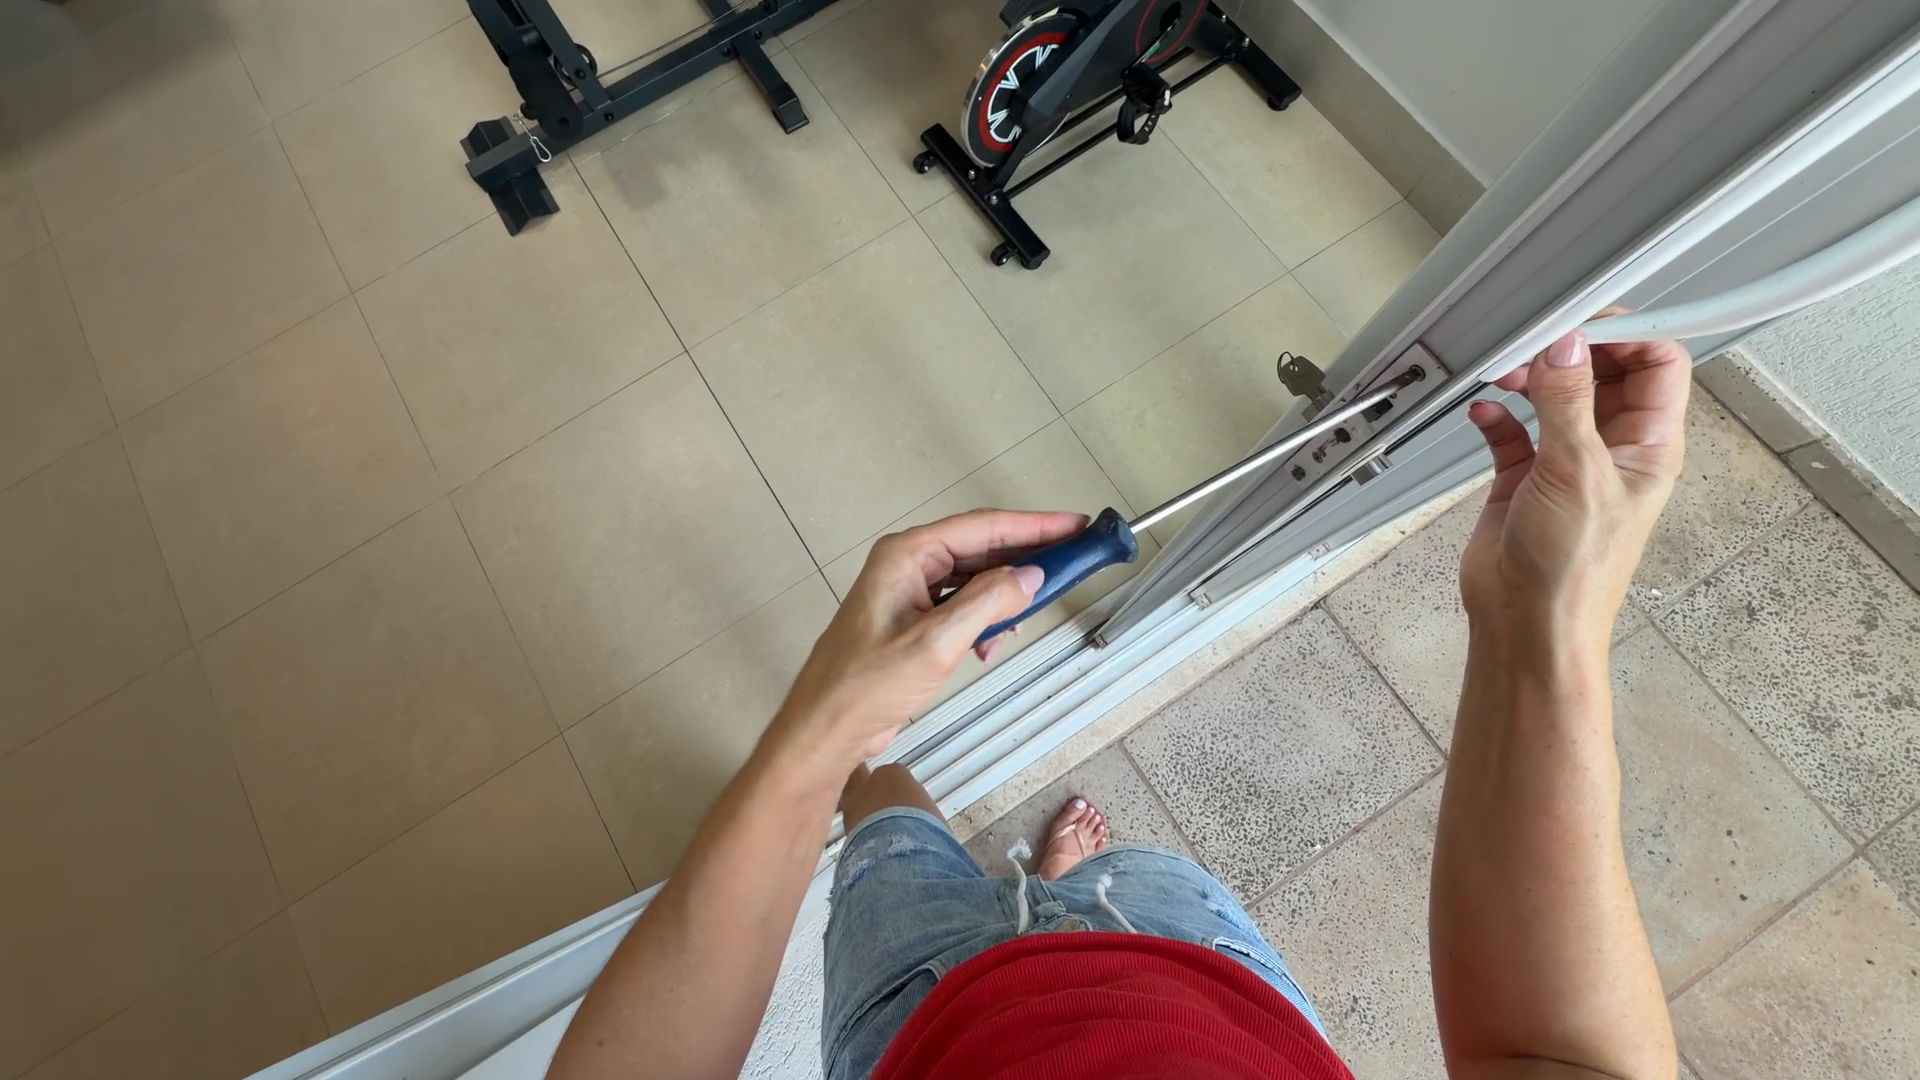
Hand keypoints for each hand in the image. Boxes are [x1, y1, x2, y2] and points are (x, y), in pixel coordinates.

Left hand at [766, 508, 1087, 768]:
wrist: (827, 727)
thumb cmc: (870, 682)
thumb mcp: (936, 641)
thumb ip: (988, 602)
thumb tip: (1031, 577)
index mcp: (908, 554)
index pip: (982, 527)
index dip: (1033, 525)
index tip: (1073, 525)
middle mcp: (909, 564)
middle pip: (980, 549)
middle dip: (1024, 559)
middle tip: (1071, 563)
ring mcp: (910, 593)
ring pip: (973, 581)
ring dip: (1002, 599)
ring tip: (1025, 620)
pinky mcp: (913, 621)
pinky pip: (961, 608)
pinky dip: (982, 624)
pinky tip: (989, 648)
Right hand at [1460, 327, 1689, 641]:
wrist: (1524, 616)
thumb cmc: (1571, 563)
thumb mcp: (1575, 472)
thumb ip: (1567, 403)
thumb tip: (1564, 345)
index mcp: (1648, 444)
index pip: (1655, 365)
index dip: (1626, 336)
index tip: (1579, 321)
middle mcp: (1610, 448)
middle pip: (1601, 376)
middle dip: (1569, 354)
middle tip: (1531, 345)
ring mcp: (1563, 463)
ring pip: (1553, 401)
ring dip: (1530, 382)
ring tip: (1504, 376)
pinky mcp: (1519, 480)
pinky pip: (1510, 434)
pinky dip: (1495, 418)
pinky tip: (1481, 412)